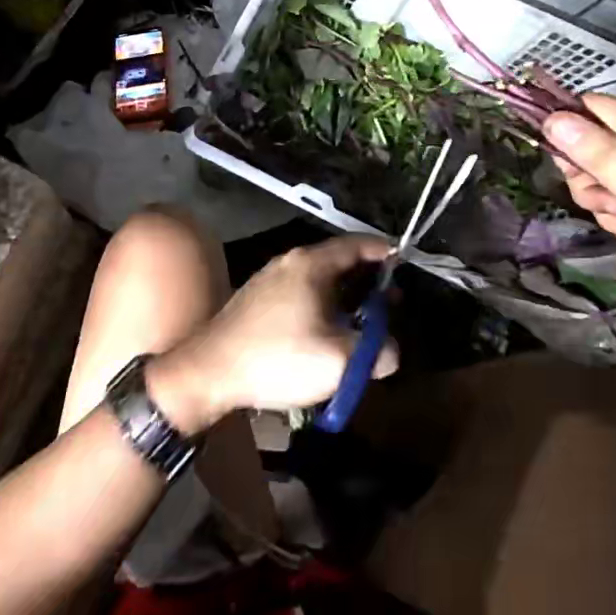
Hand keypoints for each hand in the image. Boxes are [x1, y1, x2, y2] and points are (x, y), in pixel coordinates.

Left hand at [147, 236, 399, 431]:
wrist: (210, 369)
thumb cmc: (277, 359)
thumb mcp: (339, 361)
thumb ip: (376, 353)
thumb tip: (390, 350)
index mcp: (309, 264)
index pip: (355, 244)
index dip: (384, 252)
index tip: (405, 263)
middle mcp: (288, 262)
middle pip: (338, 261)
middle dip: (367, 280)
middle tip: (392, 302)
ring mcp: (269, 279)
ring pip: (318, 280)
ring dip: (344, 297)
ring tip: (364, 322)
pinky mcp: (257, 299)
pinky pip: (301, 293)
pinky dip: (323, 305)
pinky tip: (328, 333)